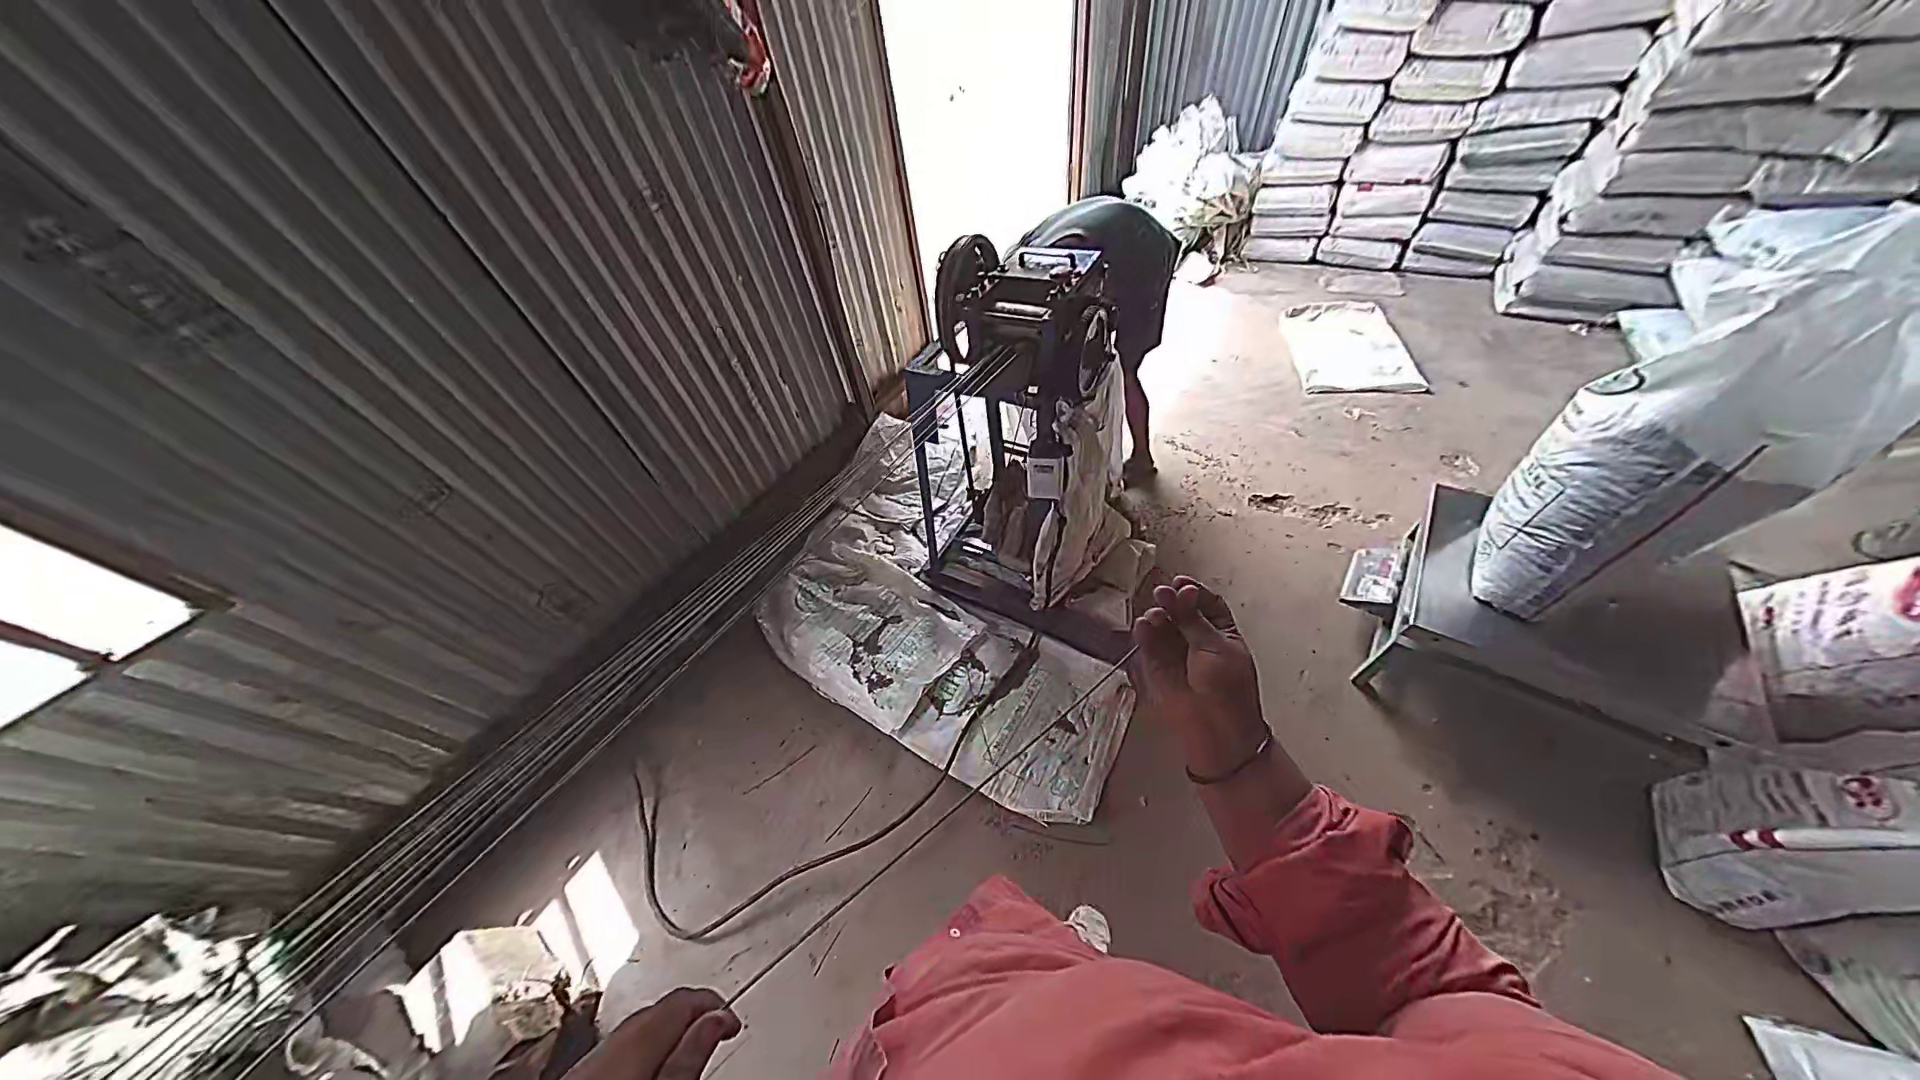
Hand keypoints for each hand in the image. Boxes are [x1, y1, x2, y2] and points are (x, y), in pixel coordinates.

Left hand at [565, 988, 740, 1079]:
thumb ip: (691, 1055)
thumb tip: (719, 1019)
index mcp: (638, 1035)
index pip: (686, 998)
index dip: (715, 1005)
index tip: (731, 1023)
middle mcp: (611, 1037)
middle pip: (663, 1008)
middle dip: (691, 1015)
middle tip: (715, 1033)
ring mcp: (589, 1057)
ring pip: (639, 1026)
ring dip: (666, 1030)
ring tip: (687, 1051)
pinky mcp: (578, 1072)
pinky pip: (617, 1045)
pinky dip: (640, 1047)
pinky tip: (647, 1066)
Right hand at [1134, 577, 1310, 867]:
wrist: (1214, 729)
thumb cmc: (1227, 689)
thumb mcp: (1216, 647)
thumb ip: (1193, 618)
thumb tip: (1181, 591)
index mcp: (1221, 632)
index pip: (1205, 602)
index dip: (1193, 592)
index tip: (1182, 584)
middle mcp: (1196, 638)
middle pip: (1180, 609)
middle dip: (1172, 599)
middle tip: (1163, 593)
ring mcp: (1174, 650)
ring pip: (1161, 622)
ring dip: (1157, 614)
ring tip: (1155, 613)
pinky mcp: (1155, 664)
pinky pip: (1147, 641)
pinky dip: (1144, 631)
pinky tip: (1145, 625)